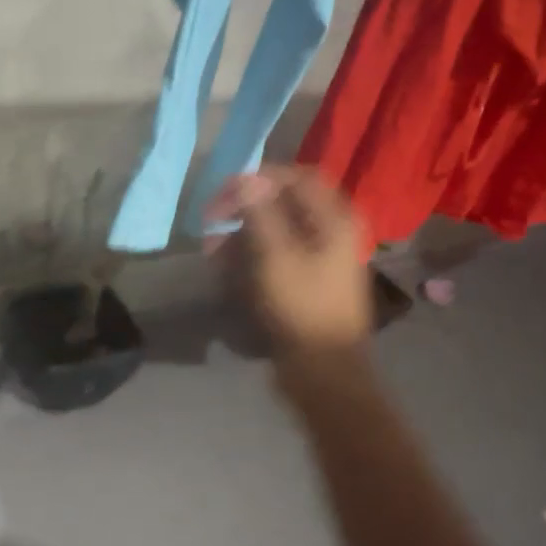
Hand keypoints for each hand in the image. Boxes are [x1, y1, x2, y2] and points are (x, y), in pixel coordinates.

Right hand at [205, 165, 370, 356]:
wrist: (322, 368)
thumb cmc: (300, 308)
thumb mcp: (275, 257)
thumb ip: (260, 214)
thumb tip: (246, 179)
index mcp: (334, 219)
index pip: (297, 178)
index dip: (259, 179)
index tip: (223, 193)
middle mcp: (332, 233)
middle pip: (285, 207)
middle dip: (244, 213)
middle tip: (210, 226)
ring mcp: (320, 261)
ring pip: (277, 235)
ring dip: (242, 239)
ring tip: (212, 254)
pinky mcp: (307, 285)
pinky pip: (277, 259)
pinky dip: (251, 260)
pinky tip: (227, 274)